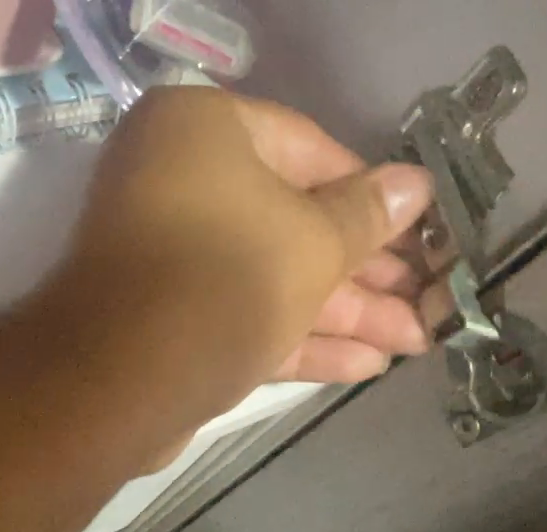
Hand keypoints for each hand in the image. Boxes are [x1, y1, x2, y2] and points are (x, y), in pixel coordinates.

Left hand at [46, 88, 434, 424]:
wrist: (121, 383)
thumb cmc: (224, 280)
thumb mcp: (310, 242)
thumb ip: (364, 217)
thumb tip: (413, 187)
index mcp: (200, 133)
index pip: (306, 149)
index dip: (369, 193)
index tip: (418, 226)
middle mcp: (177, 187)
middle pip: (291, 225)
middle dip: (365, 272)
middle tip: (426, 300)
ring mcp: (169, 263)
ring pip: (272, 281)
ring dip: (345, 315)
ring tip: (414, 342)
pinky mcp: (168, 327)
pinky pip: (243, 321)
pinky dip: (300, 342)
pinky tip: (364, 367)